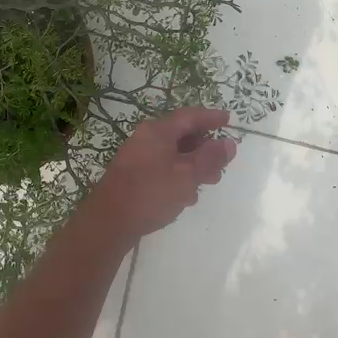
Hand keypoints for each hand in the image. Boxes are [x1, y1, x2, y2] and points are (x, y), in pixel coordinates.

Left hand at [84, 106, 236, 244]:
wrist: (108, 222)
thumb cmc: (150, 193)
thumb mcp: (186, 175)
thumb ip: (209, 158)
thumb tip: (229, 143)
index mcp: (158, 131)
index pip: (189, 116)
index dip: (210, 117)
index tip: (228, 120)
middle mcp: (145, 139)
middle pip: (181, 135)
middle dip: (204, 148)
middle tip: (222, 163)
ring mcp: (137, 157)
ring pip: (172, 154)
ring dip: (193, 165)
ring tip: (209, 182)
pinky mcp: (133, 176)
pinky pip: (162, 168)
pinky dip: (178, 176)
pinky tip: (186, 196)